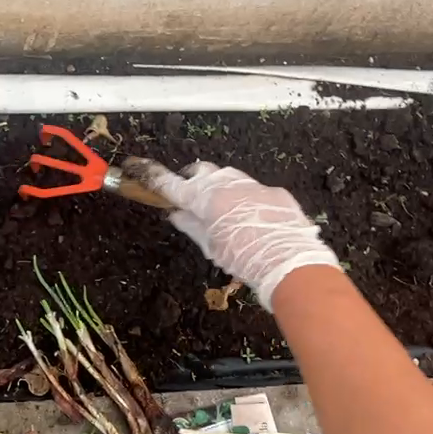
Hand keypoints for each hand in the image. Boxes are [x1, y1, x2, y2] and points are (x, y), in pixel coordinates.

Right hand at [127, 159, 338, 310]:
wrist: (291, 264)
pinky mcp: (274, 192)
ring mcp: (253, 186)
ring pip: (228, 176)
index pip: (173, 184)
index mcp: (206, 199)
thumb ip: (192, 226)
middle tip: (190, 197)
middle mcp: (228, 185)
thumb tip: (176, 215)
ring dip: (218, 186)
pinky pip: (253, 188)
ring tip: (221, 209)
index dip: (156, 178)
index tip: (142, 169)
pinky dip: (244, 198)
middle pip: (201, 171)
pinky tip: (249, 217)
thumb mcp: (212, 247)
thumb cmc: (245, 260)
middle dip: (191, 179)